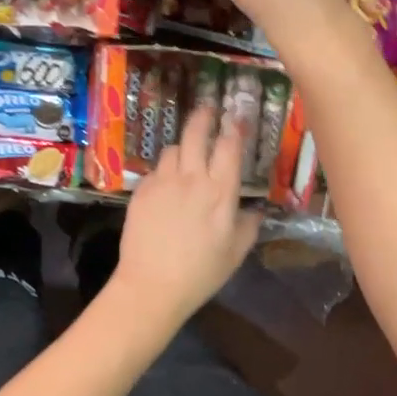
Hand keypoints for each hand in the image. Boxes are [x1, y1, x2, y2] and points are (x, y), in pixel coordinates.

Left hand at [114, 105, 262, 320]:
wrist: (151, 285)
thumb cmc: (200, 273)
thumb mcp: (235, 253)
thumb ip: (248, 226)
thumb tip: (255, 211)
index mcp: (220, 192)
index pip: (229, 146)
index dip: (233, 129)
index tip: (235, 120)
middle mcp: (191, 179)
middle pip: (196, 133)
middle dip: (203, 117)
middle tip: (207, 110)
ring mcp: (162, 182)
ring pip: (173, 149)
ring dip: (182, 148)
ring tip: (186, 156)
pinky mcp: (140, 192)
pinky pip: (155, 171)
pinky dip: (163, 173)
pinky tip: (166, 187)